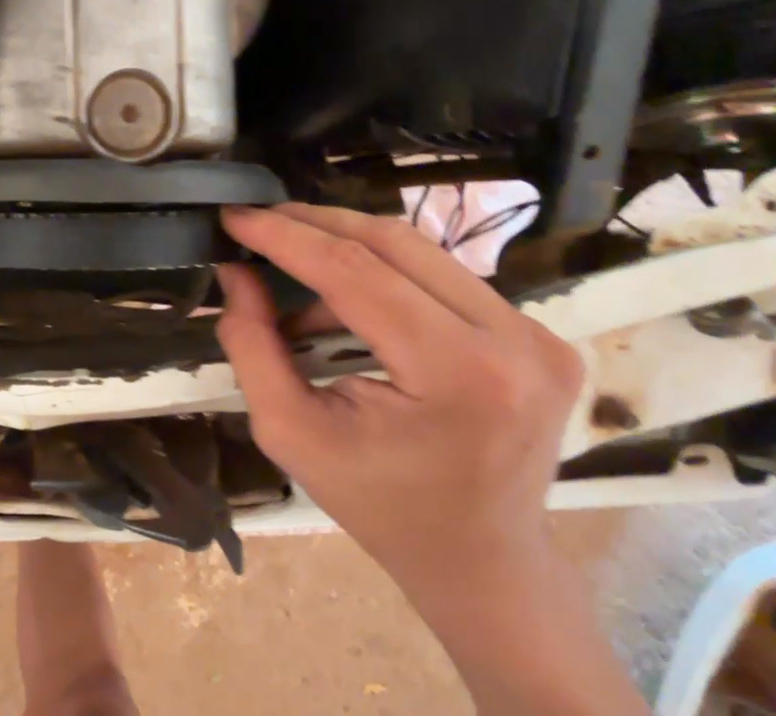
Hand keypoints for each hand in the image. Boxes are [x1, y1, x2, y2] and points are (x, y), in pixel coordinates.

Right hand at [215, 204, 585, 596]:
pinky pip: (445, 279)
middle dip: (315, 224)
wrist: (480, 559)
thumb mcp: (290, 432)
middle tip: (256, 224)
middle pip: (395, 243)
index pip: (355, 272)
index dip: (285, 237)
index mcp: (457, 372)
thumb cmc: (376, 506)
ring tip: (291, 271)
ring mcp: (539, 335)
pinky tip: (344, 303)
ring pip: (422, 252)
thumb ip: (253, 345)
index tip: (234, 216)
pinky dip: (384, 276)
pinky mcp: (541, 336)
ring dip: (346, 249)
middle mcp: (514, 340)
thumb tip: (235, 272)